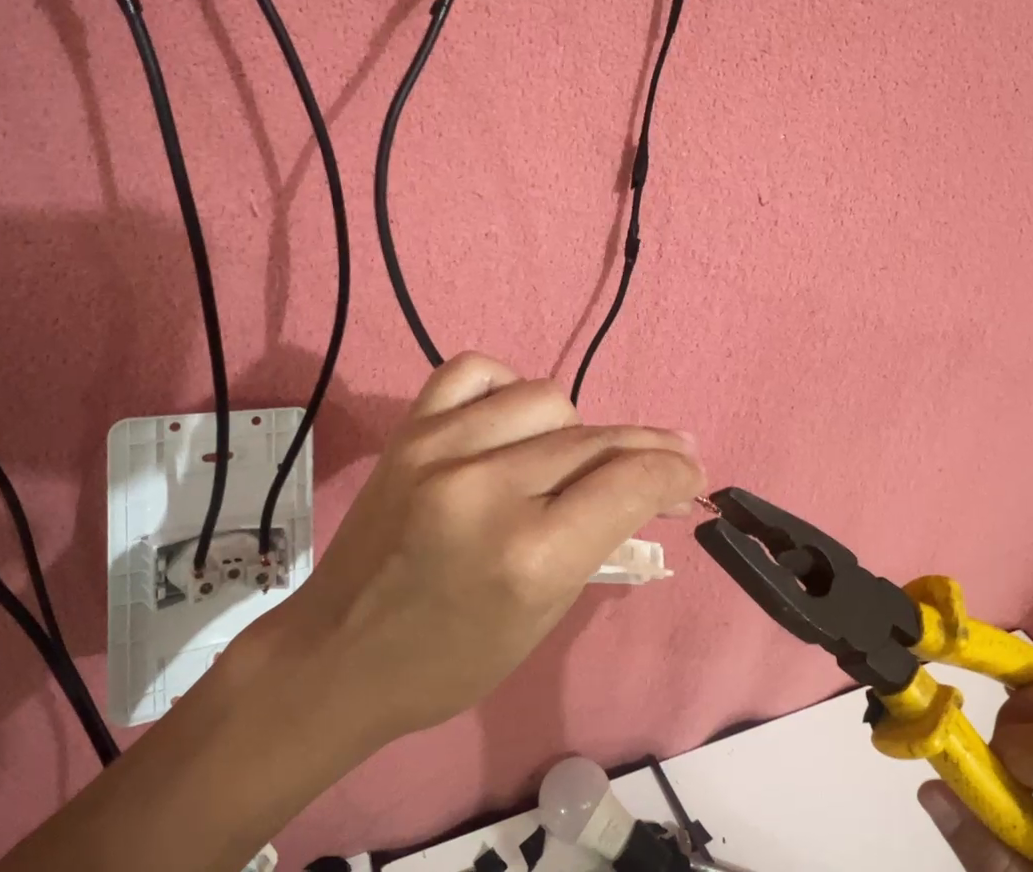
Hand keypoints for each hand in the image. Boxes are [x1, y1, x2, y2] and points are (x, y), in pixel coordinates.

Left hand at [247, 352, 705, 745]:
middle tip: (670, 460)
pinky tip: (513, 419)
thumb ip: (600, 539)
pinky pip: (474, 372)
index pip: (630, 481)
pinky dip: (506, 388)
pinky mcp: (407, 432)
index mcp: (531, 553)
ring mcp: (440, 449)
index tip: (691, 473)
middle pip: (596, 440)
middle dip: (647, 449)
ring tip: (572, 459)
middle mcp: (488, 488)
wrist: (340, 654)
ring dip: (576, 430)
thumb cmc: (452, 659)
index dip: (674, 471)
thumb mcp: (546, 614)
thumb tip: (651, 485)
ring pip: (546, 399)